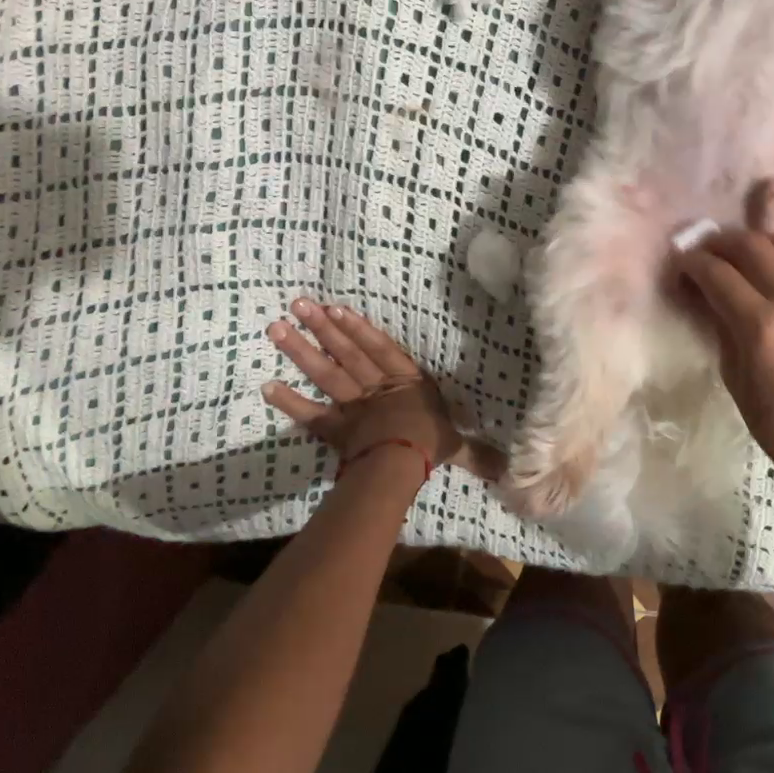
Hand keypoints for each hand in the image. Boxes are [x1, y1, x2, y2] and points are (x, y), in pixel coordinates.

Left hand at [262, 298, 503, 480]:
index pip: (381, 349)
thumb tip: (507, 467)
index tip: (335, 309)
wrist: (399, 467)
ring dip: (301, 351)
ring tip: (277, 329)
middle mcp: (377, 388)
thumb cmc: (430, 448)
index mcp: (407, 383)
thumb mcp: (457, 445)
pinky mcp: (336, 430)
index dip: (358, 329)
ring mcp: (353, 407)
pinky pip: (310, 414)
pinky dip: (288, 401)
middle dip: (322, 329)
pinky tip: (266, 386)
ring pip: (326, 374)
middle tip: (297, 304)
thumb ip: (476, 452)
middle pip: (347, 354)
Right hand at [676, 226, 773, 485]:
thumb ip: (718, 323)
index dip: (691, 263)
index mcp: (763, 325)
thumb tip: (700, 291)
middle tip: (699, 252)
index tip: (676, 263)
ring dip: (752, 240)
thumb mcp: (732, 372)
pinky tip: (761, 269)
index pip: (719, 274)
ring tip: (732, 254)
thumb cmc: (771, 419)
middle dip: (719, 243)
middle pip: (751, 245)